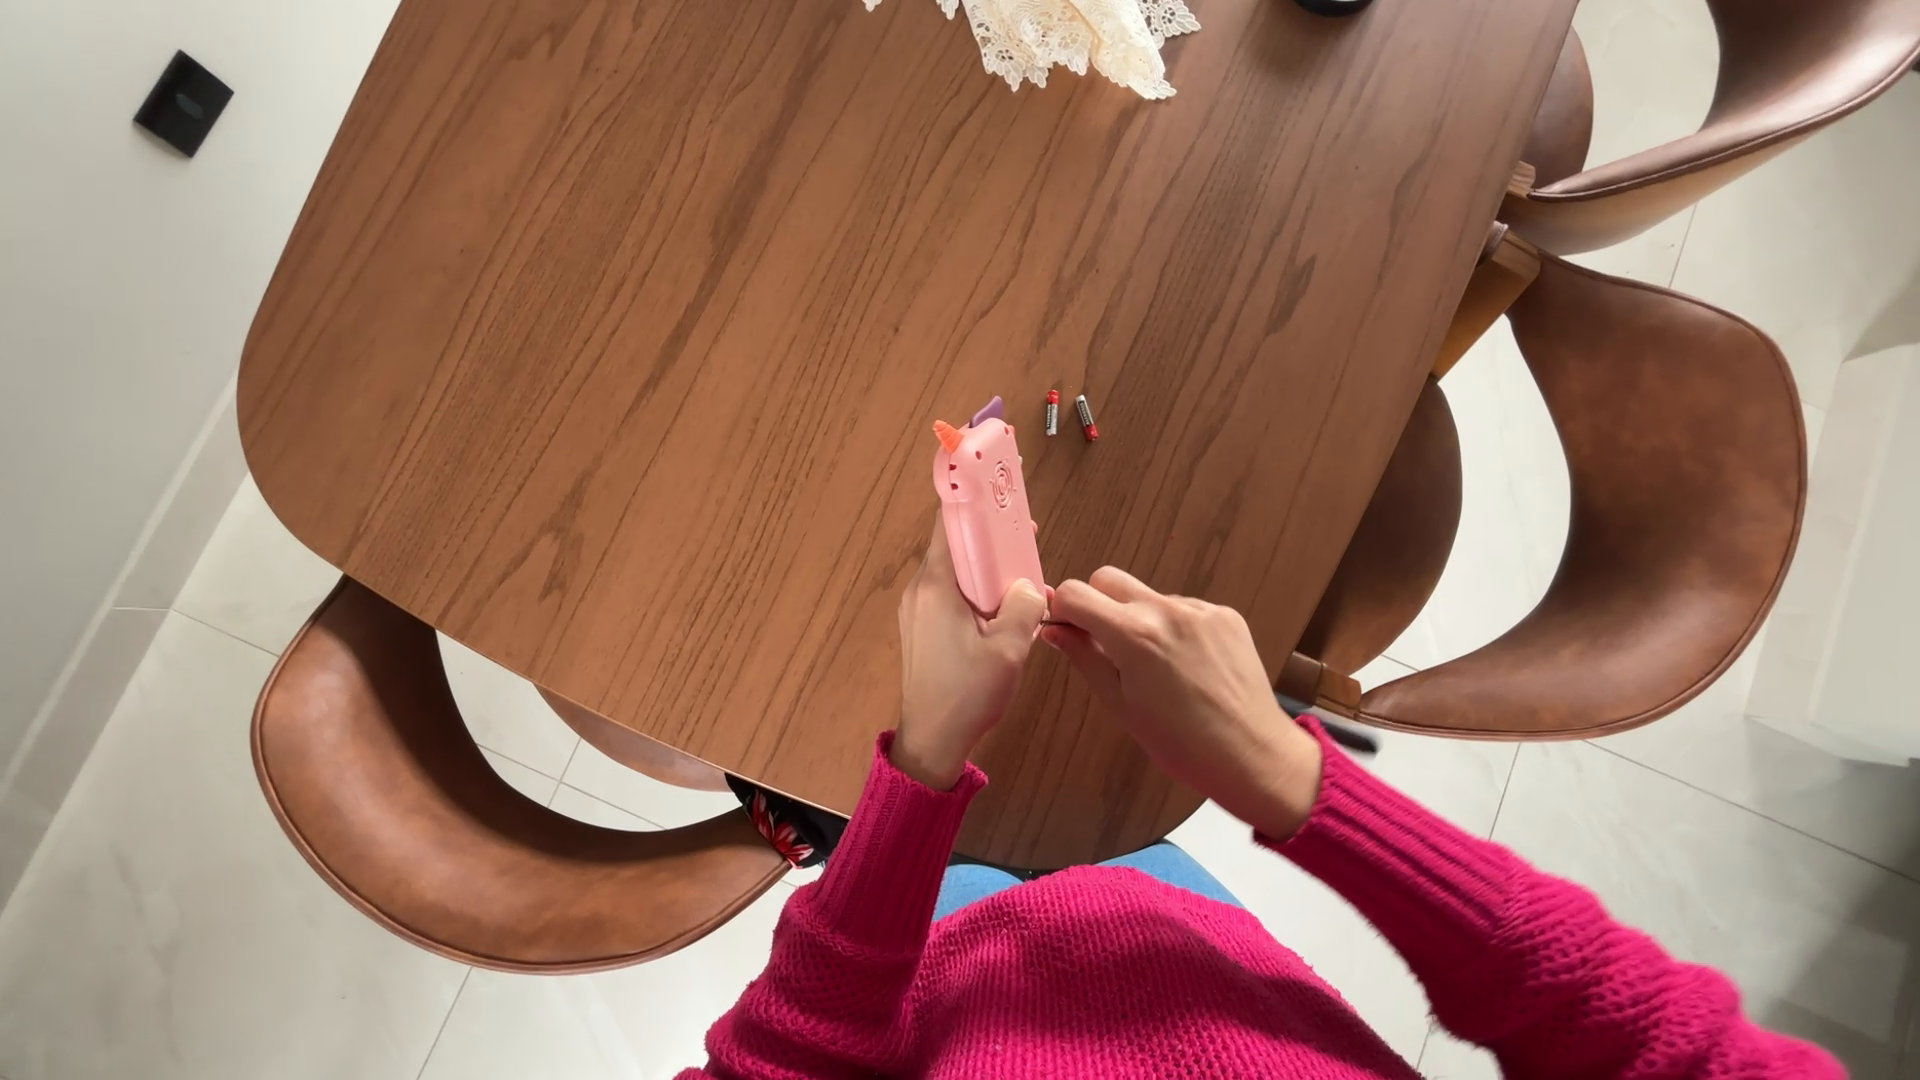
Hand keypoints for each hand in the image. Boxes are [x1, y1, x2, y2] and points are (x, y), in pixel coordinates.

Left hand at [893, 510, 1047, 789]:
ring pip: (952, 570)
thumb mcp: (1009, 648)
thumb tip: (1027, 586)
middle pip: (952, 544)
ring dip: (983, 566)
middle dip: (988, 536)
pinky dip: (973, 589)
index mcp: (936, 586)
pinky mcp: (920, 627)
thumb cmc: (968, 693)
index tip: (1000, 492)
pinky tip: (998, 607)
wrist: (932, 739)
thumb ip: (1023, 606)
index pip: (948, 523)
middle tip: (1024, 538)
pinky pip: (947, 593)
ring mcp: (915, 609)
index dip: (974, 501)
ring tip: (1017, 575)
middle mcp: (919, 590)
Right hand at [1043, 568, 1323, 839]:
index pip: (1074, 592)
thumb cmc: (1180, 743)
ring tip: (1156, 664)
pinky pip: (1181, 607)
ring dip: (1137, 617)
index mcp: (1133, 634)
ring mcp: (1199, 609)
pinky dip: (1172, 626)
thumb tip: (1053, 629)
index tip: (1067, 631)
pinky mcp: (1224, 614)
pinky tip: (1185, 663)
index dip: (1062, 610)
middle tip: (1105, 644)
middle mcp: (1166, 610)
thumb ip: (1083, 657)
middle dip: (1095, 603)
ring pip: (1147, 594)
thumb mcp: (1119, 704)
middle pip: (1107, 578)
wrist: (1252, 755)